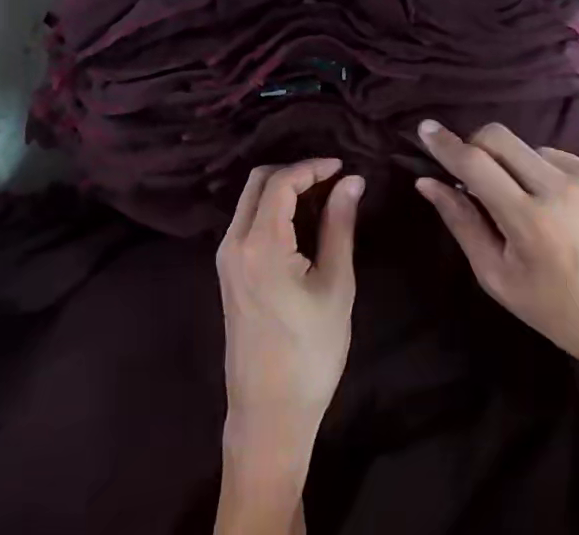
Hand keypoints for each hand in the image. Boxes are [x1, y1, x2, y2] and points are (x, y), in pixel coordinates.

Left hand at [218, 158, 364, 449]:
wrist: (269, 411)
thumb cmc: (310, 350)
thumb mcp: (335, 285)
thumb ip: (340, 226)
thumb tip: (352, 181)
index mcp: (259, 245)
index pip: (280, 182)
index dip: (313, 167)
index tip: (344, 168)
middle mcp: (233, 244)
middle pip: (257, 183)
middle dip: (295, 172)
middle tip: (333, 178)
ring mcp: (226, 259)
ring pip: (249, 201)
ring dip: (283, 189)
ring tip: (324, 195)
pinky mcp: (228, 273)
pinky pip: (247, 222)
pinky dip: (273, 209)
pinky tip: (303, 220)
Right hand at [413, 121, 578, 374]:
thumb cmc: (556, 309)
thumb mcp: (497, 277)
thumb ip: (462, 223)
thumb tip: (428, 183)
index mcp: (529, 220)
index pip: (475, 164)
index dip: (446, 144)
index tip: (426, 129)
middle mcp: (560, 188)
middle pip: (500, 137)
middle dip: (476, 146)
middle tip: (470, 173)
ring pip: (528, 147)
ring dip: (513, 166)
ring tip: (523, 204)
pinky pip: (558, 157)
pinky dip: (543, 173)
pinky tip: (554, 206)